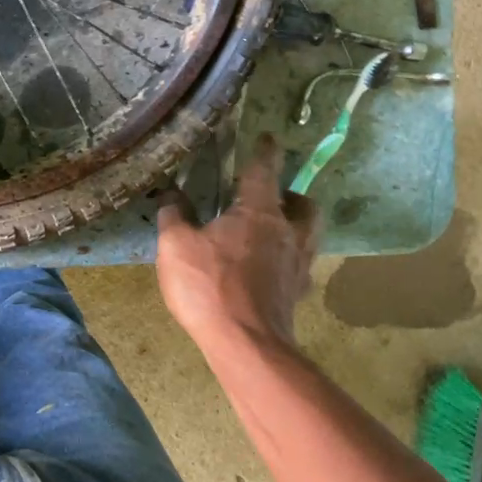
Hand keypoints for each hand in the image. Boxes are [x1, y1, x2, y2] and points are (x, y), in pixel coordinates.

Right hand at [156, 134, 318, 350]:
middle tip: (271, 197)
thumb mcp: (176, 245)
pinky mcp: (296, 294)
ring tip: (271, 232)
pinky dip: (287, 260)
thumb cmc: (209, 285)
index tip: (268, 137)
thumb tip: (173, 194)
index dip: (265, 152)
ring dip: (295, 226)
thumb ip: (175, 215)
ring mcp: (297, 266)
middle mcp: (287, 233)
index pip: (264, 171)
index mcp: (259, 213)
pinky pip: (299, 266)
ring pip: (308, 235)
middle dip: (292, 196)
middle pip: (304, 205)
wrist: (246, 344)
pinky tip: (268, 269)